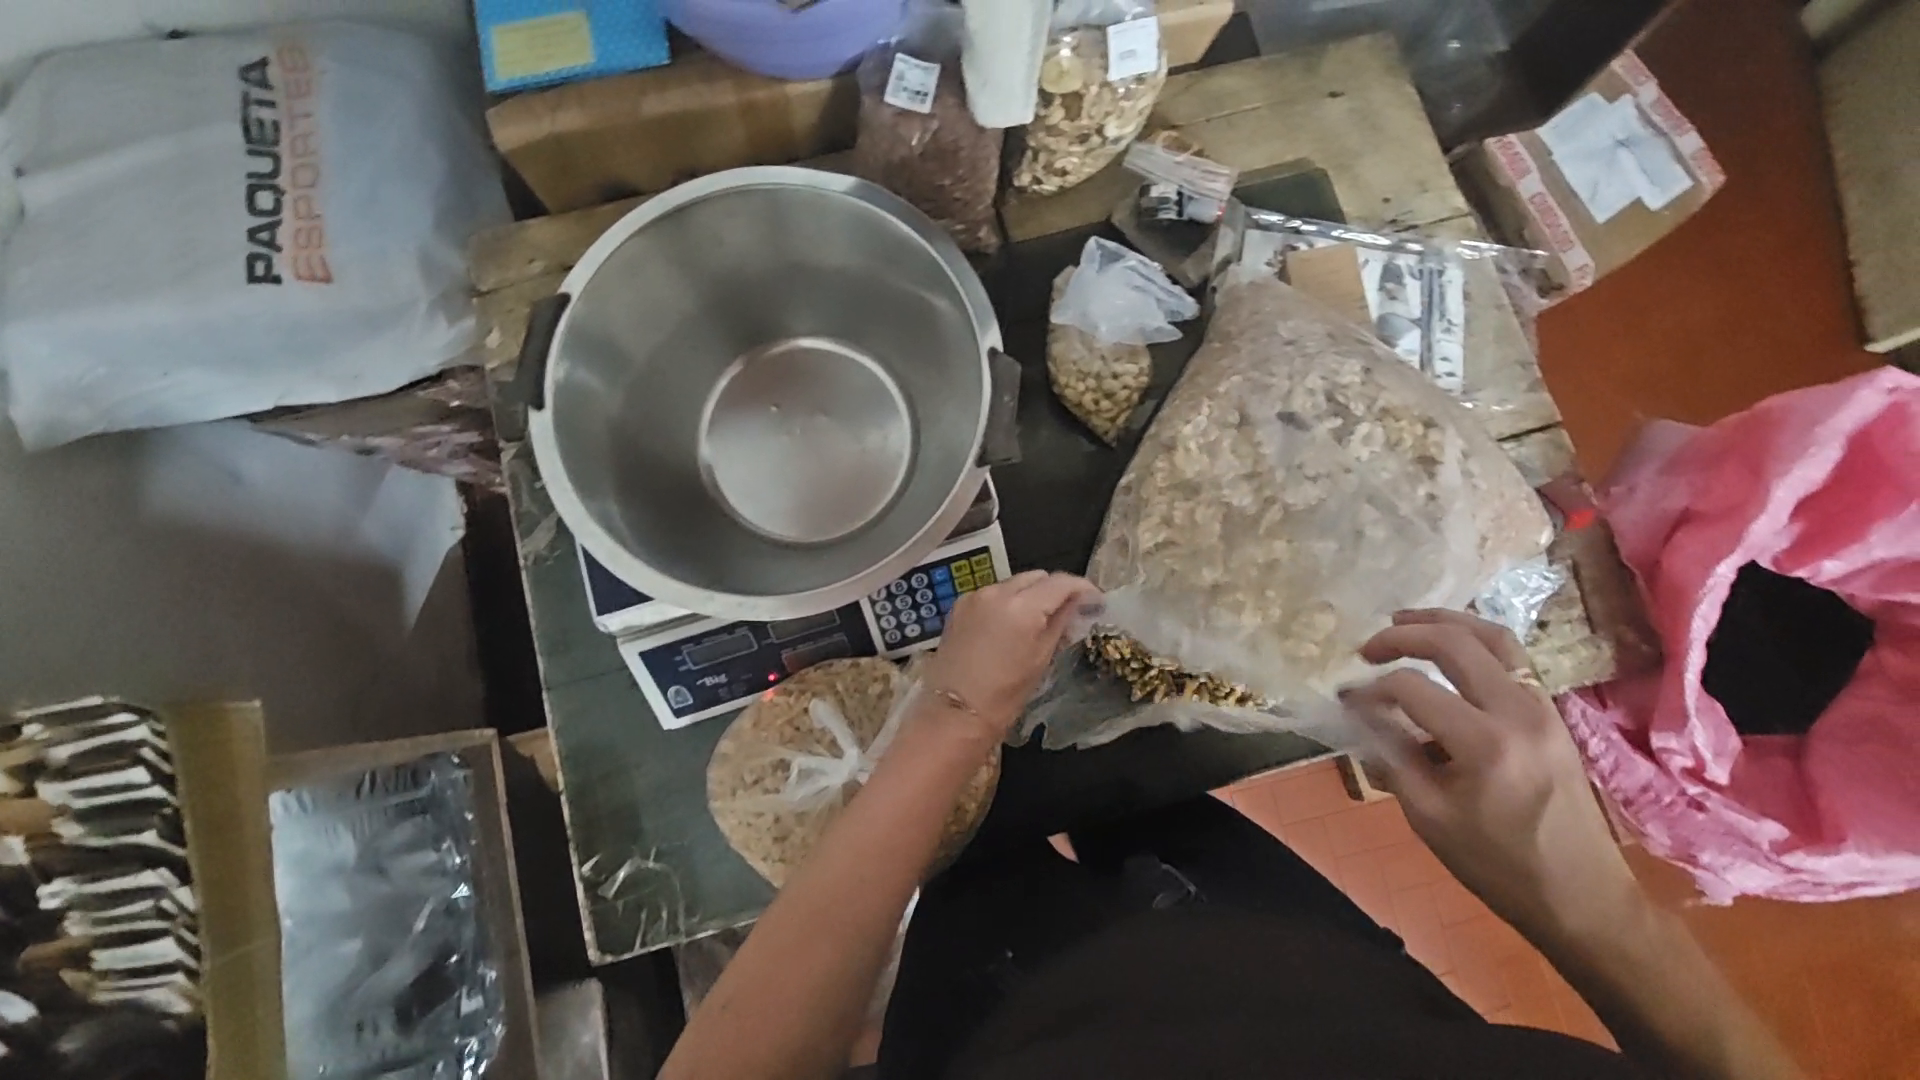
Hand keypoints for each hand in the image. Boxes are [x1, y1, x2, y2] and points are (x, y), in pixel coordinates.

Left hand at [917, 571, 1101, 737]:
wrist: (955, 711)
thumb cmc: (1005, 693)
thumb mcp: (1042, 658)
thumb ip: (1061, 622)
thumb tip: (1078, 603)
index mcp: (1022, 607)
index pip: (1062, 582)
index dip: (1083, 588)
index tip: (1095, 601)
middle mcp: (997, 592)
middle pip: (1037, 577)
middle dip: (1055, 590)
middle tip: (1068, 612)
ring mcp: (975, 596)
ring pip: (1014, 583)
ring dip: (1030, 595)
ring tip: (1037, 621)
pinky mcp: (959, 605)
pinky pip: (992, 594)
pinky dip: (1006, 602)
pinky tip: (1009, 626)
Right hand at [1346, 609, 1639, 942]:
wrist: (1584, 898)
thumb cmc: (1498, 865)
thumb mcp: (1428, 817)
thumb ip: (1391, 755)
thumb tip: (1360, 710)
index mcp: (1485, 744)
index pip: (1413, 689)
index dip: (1371, 689)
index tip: (1348, 700)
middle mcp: (1518, 713)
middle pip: (1455, 643)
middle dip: (1402, 636)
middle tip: (1367, 647)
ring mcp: (1543, 709)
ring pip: (1493, 637)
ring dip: (1444, 622)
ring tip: (1404, 620)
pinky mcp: (1553, 714)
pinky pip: (1513, 658)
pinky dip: (1473, 641)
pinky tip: (1447, 649)